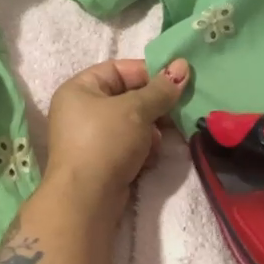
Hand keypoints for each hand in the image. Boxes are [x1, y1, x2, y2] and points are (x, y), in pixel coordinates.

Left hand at [42, 57, 190, 210]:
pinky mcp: (102, 161)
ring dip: (151, 131)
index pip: (119, 70)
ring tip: (159, 141)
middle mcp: (82, 110)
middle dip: (154, 107)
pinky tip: (150, 158)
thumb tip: (183, 66)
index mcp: (80, 89)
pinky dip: (142, 149)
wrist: (87, 198)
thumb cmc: (105, 142)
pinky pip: (128, 146)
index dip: (149, 73)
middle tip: (177, 113)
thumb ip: (161, 89)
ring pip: (132, 124)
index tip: (177, 83)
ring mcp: (91, 138)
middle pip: (128, 98)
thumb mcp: (136, 110)